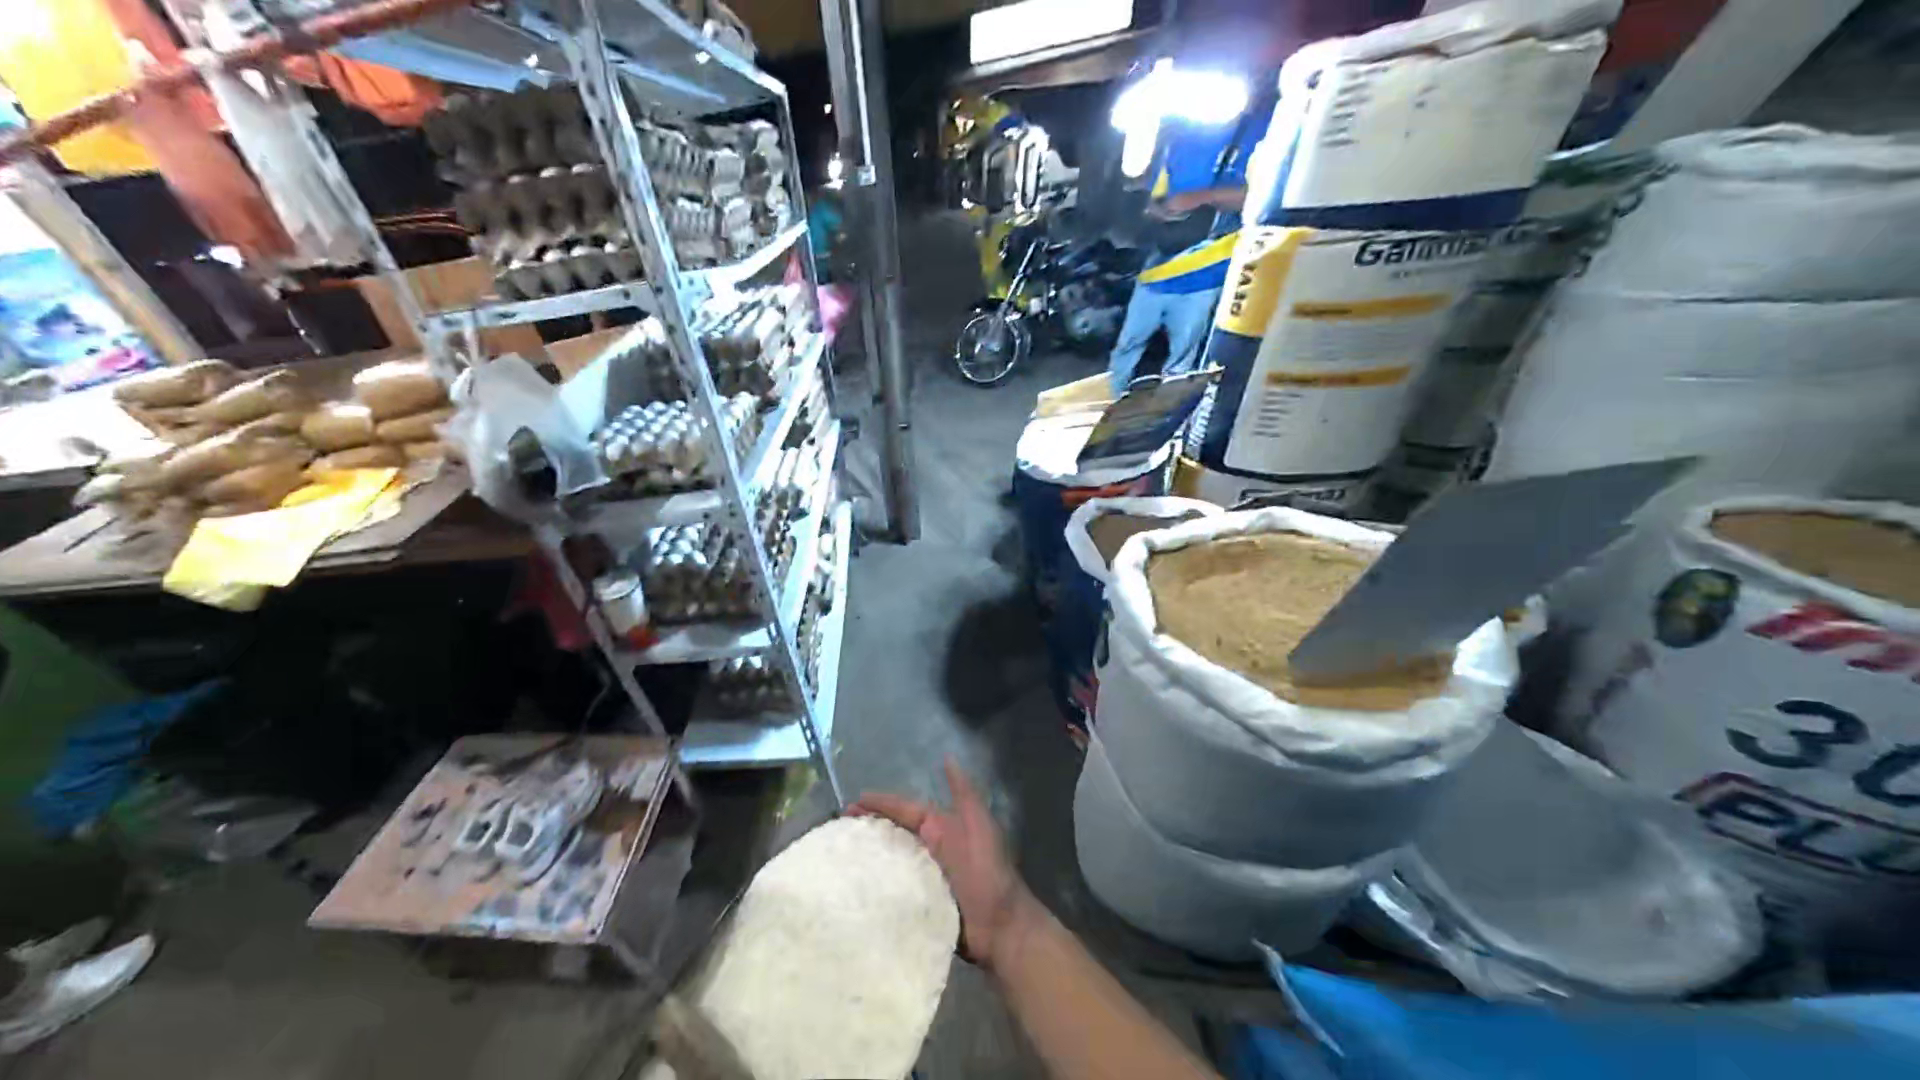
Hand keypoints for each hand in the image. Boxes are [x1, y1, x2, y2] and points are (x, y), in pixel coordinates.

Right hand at [853, 758, 1035, 971]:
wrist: (1001, 927)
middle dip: (868, 826)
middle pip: (894, 832)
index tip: (852, 802)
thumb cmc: (987, 872)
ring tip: (839, 853)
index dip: (880, 804)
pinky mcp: (920, 903)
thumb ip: (963, 792)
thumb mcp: (978, 824)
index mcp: (942, 827)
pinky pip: (893, 887)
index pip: (905, 809)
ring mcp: (925, 876)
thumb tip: (948, 758)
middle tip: (837, 826)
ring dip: (868, 854)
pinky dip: (876, 883)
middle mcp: (931, 848)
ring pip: (891, 858)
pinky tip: (853, 886)